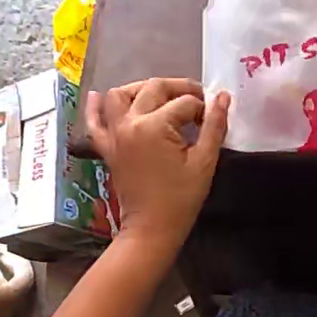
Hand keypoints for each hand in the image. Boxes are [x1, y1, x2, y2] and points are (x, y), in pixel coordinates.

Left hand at [84, 78, 229, 252]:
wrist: (151, 228)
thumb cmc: (181, 198)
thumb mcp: (204, 162)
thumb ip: (214, 125)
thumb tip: (221, 96)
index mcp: (154, 126)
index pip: (185, 103)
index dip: (203, 108)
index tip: (212, 119)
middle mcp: (129, 123)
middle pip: (154, 88)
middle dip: (178, 89)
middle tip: (196, 101)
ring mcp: (114, 134)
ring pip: (120, 95)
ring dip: (140, 89)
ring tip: (160, 96)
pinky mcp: (106, 147)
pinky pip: (94, 122)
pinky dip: (94, 108)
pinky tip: (96, 95)